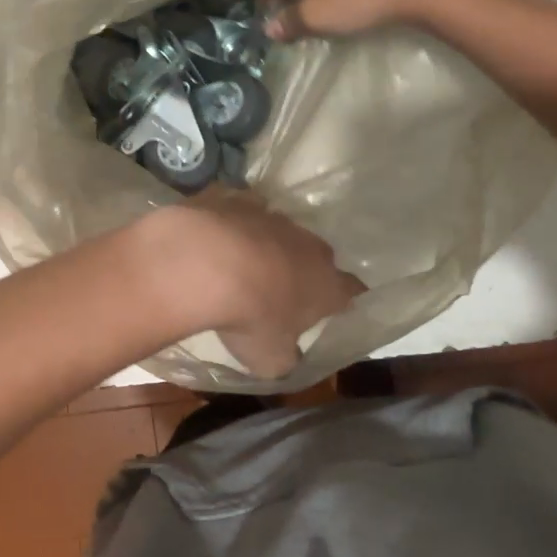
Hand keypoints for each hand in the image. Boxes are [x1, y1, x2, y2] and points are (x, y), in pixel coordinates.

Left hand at [139, 190, 364, 378]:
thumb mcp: (270, 359)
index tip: (335, 308)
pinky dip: (229, 223)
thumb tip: (285, 357)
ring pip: (276, 229)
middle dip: (302, 269)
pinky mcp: (234, 198)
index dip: (344, 300)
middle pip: (315, 255)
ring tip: (239, 264)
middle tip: (280, 290)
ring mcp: (270, 215)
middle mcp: (306, 244)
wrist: (203, 262)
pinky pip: (237, 210)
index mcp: (326, 284)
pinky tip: (210, 237)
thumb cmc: (249, 318)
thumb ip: (284, 357)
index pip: (352, 291)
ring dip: (263, 244)